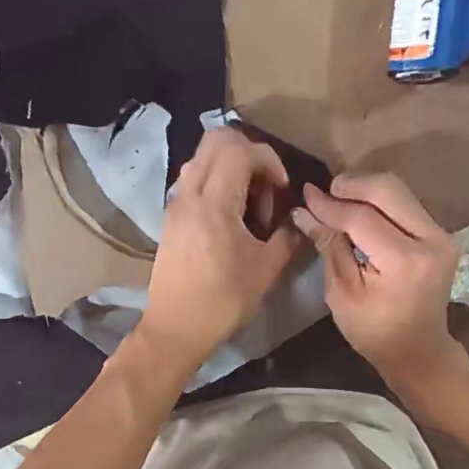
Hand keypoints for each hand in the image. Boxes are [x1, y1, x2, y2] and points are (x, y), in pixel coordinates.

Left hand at [136, 130, 302, 370]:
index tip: (281, 190)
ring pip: (203, 159)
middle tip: (265, 189)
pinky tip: (229, 220)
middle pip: (216, 140)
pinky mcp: (170, 218)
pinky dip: (215, 185)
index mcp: (213, 204)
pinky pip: (193, 181)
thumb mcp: (267, 270)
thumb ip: (288, 235)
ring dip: (230, 169)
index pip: (240, 149)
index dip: (269, 160)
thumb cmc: (223, 302)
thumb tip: (298, 218)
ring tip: (247, 208)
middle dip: (249, 154)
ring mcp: (175, 205)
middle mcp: (188, 195)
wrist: (175, 329)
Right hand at [291, 173, 463, 392]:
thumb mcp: (341, 292)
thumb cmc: (372, 330)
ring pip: (400, 192)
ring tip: (336, 199)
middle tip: (324, 191)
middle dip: (352, 185)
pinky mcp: (440, 234)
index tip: (305, 195)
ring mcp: (442, 235)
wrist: (417, 349)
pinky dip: (379, 201)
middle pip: (389, 191)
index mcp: (405, 261)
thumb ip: (328, 246)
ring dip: (365, 190)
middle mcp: (432, 240)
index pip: (362, 218)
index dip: (330, 205)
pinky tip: (357, 209)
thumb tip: (304, 212)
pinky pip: (406, 204)